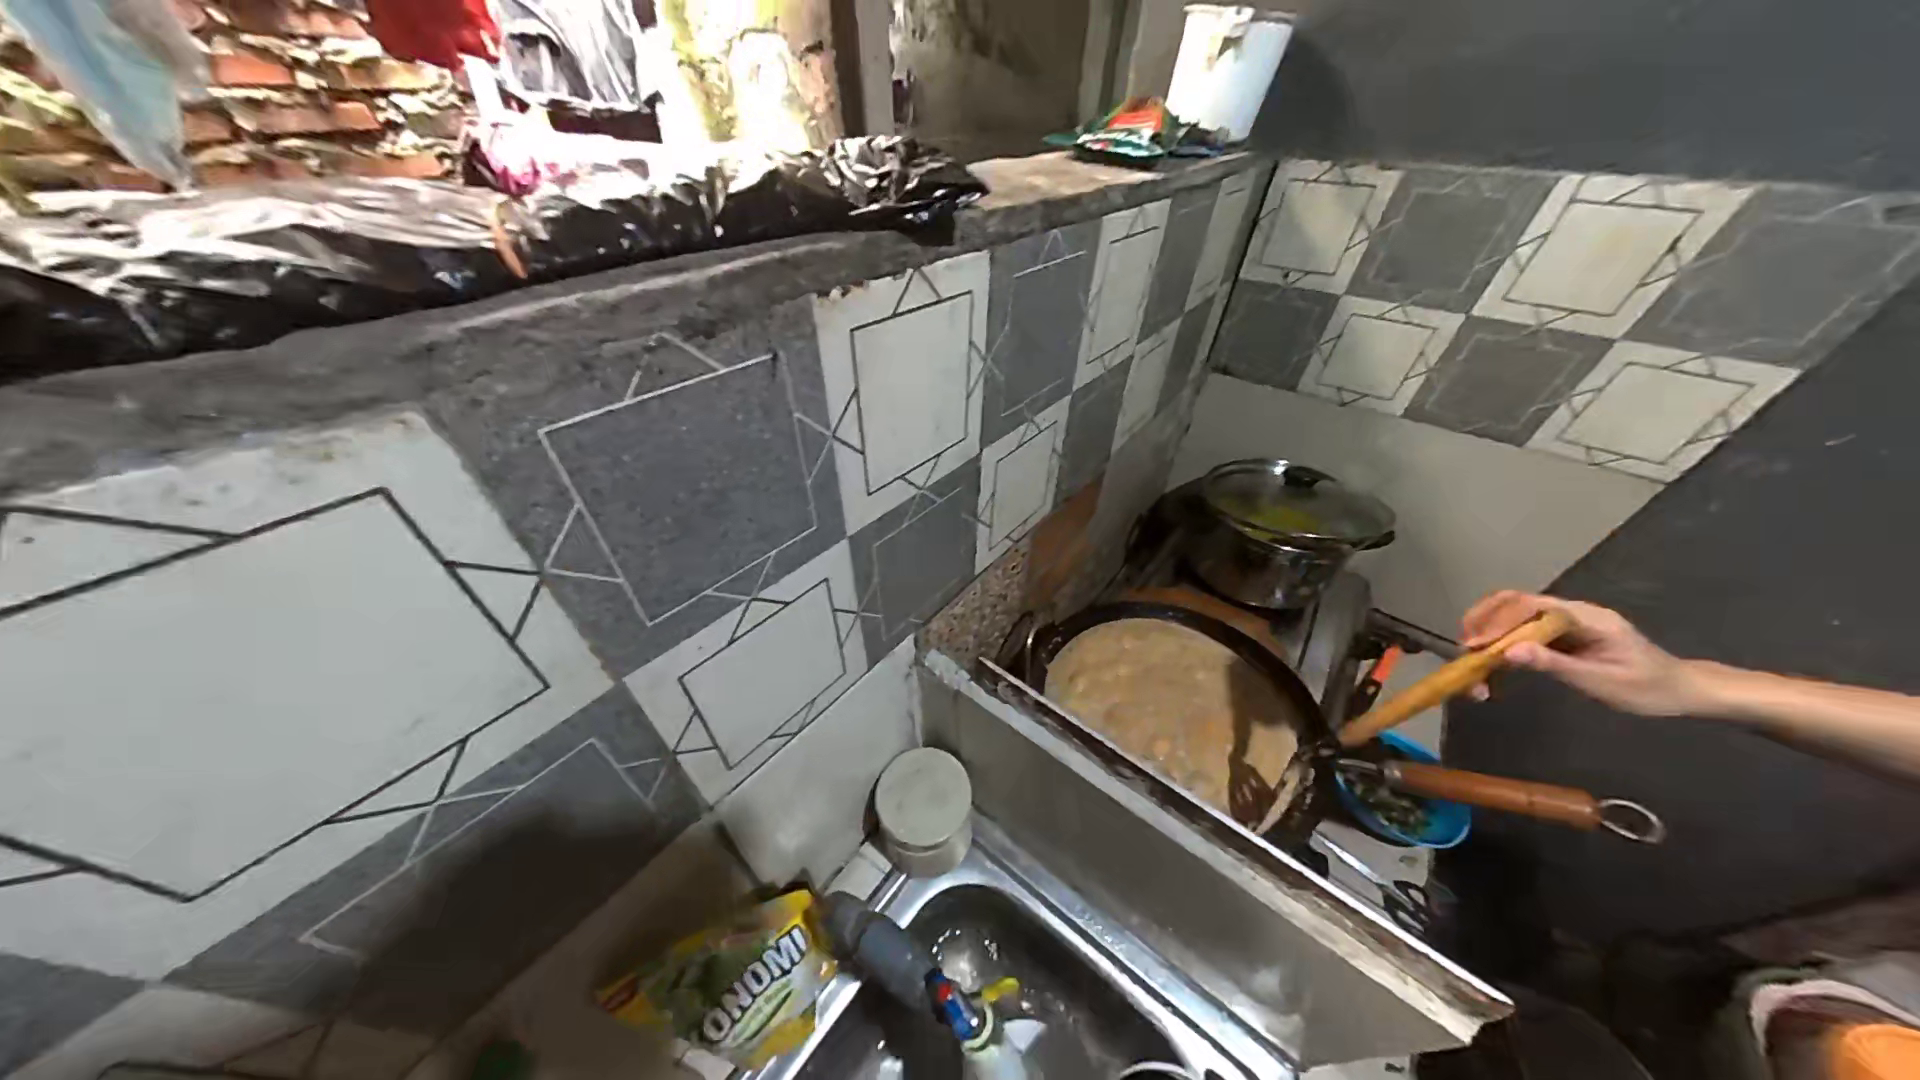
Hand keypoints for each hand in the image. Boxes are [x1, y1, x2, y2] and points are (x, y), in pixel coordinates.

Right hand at [1460, 591, 1704, 715]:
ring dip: (1488, 628)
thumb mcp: (1601, 680)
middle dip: (1483, 620)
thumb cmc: (1647, 688)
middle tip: (1465, 646)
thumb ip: (1554, 663)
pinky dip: (1501, 637)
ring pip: (1514, 612)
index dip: (1497, 623)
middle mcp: (1571, 611)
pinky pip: (1522, 626)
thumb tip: (1508, 652)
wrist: (1683, 689)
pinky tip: (1492, 655)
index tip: (1475, 646)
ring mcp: (1565, 619)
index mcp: (1586, 618)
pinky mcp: (1560, 631)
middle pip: (1514, 602)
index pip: (1529, 606)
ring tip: (1472, 652)